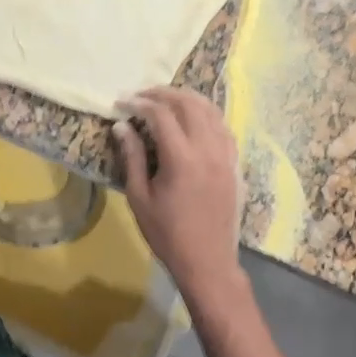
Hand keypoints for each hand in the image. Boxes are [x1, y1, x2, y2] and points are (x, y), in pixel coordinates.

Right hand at [116, 87, 244, 300]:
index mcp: (181, 158)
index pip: (160, 114)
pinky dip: (206, 115)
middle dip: (162, 93)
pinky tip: (193, 119)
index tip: (121, 103)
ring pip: (210, 111)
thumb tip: (121, 126)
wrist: (208, 263)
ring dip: (186, 99)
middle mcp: (207, 150)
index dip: (139, 103)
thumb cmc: (167, 234)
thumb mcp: (139, 197)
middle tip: (141, 95)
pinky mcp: (234, 165)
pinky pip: (224, 128)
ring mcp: (225, 156)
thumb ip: (132, 157)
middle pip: (188, 104)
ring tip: (165, 100)